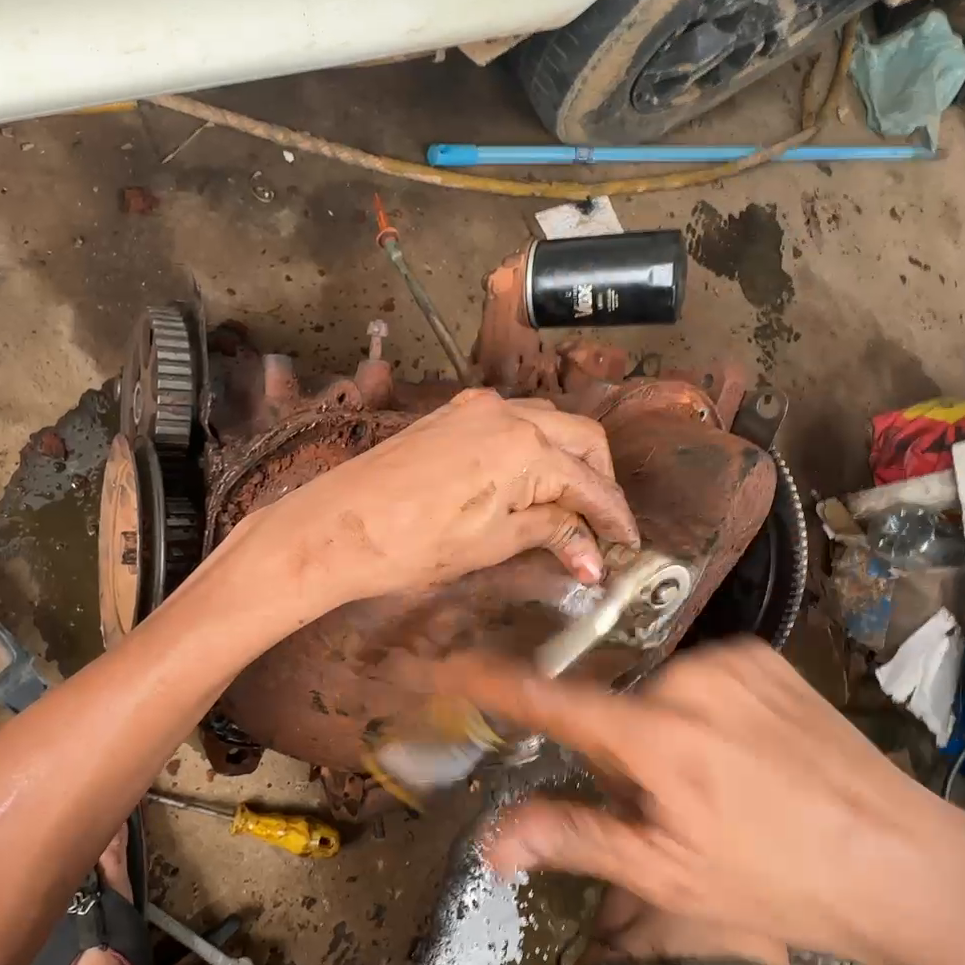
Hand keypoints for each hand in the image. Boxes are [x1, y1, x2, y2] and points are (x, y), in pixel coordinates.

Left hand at [220, 389, 639, 612]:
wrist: (336, 525)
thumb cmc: (412, 543)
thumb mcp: (491, 543)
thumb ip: (551, 534)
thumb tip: (595, 555)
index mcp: (526, 447)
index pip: (590, 482)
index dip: (614, 517)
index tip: (628, 544)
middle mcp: (507, 414)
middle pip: (580, 438)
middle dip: (598, 479)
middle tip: (602, 524)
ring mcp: (474, 408)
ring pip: (546, 422)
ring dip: (566, 458)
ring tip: (567, 505)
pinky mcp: (449, 414)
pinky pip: (509, 420)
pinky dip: (531, 446)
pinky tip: (527, 478)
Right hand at [453, 638, 964, 964]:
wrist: (911, 864)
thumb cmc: (781, 882)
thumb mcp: (669, 876)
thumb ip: (573, 839)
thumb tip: (491, 841)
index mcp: (658, 739)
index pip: (548, 697)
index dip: (490, 680)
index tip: (447, 663)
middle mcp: (688, 681)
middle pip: (607, 700)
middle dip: (609, 743)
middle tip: (653, 798)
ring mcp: (729, 660)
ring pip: (651, 686)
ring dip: (654, 724)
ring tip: (709, 781)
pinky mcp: (760, 654)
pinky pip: (695, 672)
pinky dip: (694, 704)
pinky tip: (737, 749)